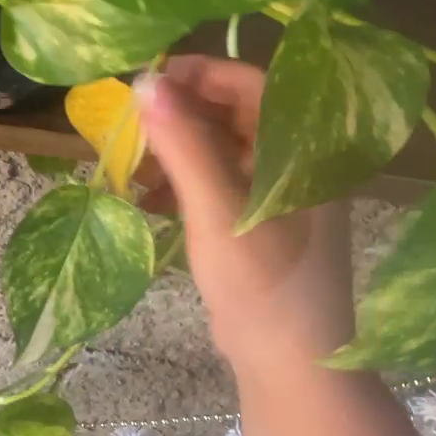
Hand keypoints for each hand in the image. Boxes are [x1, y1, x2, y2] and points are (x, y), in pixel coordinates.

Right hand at [137, 56, 354, 372]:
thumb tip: (145, 82)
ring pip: (222, 154)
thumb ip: (183, 144)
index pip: (252, 85)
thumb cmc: (261, 280)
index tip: (148, 81)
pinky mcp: (260, 227)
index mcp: (302, 150)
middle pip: (234, 118)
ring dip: (177, 155)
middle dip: (180, 119)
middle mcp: (296, 165)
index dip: (200, 75)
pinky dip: (184, 188)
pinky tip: (151, 204)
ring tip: (135, 173)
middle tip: (133, 130)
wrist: (289, 359)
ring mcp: (279, 198)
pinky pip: (219, 188)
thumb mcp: (216, 207)